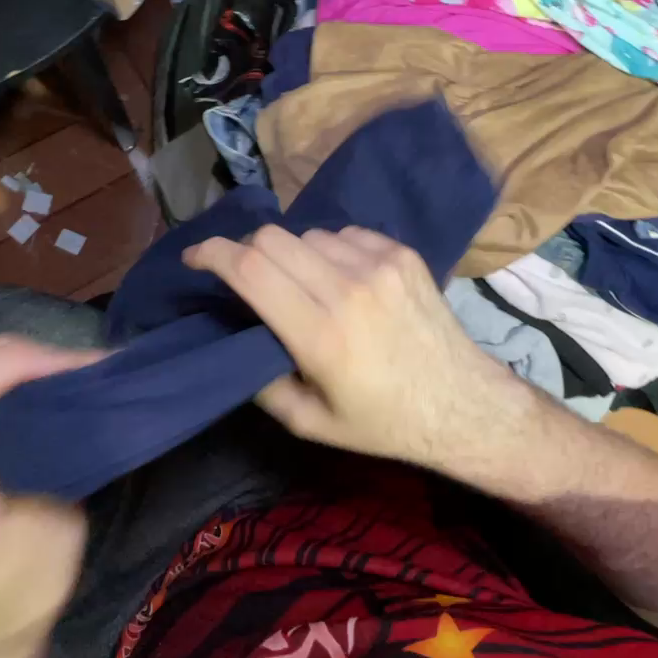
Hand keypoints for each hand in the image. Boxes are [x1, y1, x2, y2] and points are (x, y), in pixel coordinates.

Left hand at [0, 336, 104, 639]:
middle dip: (15, 358)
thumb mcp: (54, 527)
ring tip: (65, 369)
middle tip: (74, 365)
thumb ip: (56, 460)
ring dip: (12, 364)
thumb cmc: (27, 587)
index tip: (66, 366)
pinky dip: (7, 378)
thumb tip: (77, 399)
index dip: (6, 366)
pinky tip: (44, 382)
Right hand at [183, 226, 537, 471]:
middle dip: (245, 251)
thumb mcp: (310, 424)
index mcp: (320, 334)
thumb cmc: (382, 422)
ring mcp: (380, 264)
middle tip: (244, 275)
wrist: (462, 403)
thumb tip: (235, 338)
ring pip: (308, 234)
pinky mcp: (402, 253)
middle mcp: (348, 288)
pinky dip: (330, 251)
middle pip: (272, 238)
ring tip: (301, 284)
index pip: (250, 269)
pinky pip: (345, 234)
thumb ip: (262, 383)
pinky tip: (342, 279)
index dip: (212, 254)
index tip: (195, 258)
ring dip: (292, 254)